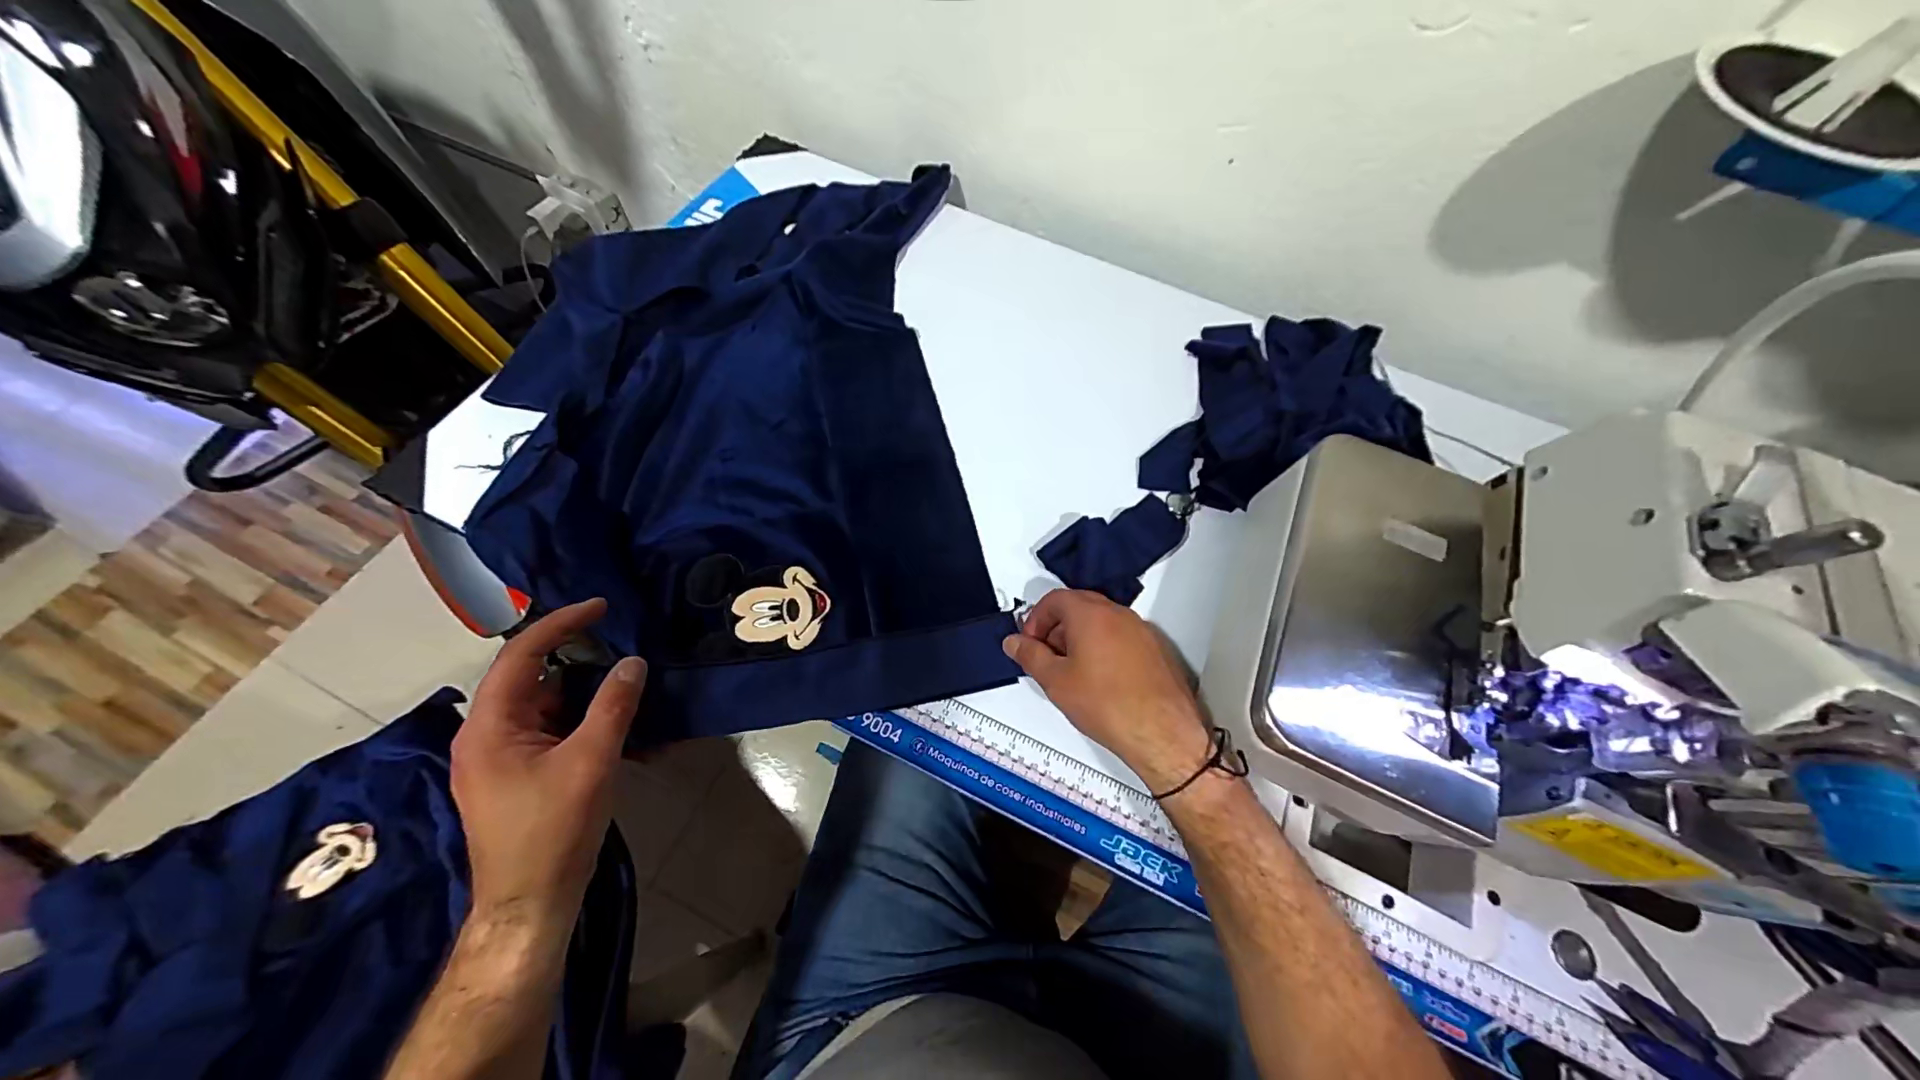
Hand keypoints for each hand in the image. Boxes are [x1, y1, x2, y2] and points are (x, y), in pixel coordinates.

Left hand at [451, 598, 644, 935]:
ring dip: (586, 692)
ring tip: (628, 680)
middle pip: (532, 678)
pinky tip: (620, 725)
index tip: (601, 606)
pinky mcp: (518, 776)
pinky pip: (551, 732)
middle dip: (578, 657)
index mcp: (489, 726)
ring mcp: (500, 758)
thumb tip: (633, 662)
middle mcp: (486, 735)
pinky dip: (583, 721)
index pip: (521, 655)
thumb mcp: (591, 761)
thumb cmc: (554, 829)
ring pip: (545, 706)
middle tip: (622, 641)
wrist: (530, 904)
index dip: (561, 624)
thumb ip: (613, 705)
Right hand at [1002, 589, 1211, 794]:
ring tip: (1070, 671)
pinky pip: (1121, 636)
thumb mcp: (1055, 681)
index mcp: (1091, 615)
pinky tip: (1098, 679)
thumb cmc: (1112, 706)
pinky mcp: (1154, 649)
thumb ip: (1030, 656)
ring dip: (1080, 636)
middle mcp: (1118, 615)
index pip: (1055, 598)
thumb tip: (1016, 643)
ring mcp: (1140, 630)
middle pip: (1078, 605)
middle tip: (1045, 654)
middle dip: (1056, 626)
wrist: (1160, 732)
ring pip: (1101, 621)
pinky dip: (1103, 646)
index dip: (1035, 619)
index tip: (1029, 641)